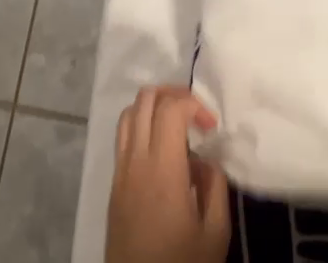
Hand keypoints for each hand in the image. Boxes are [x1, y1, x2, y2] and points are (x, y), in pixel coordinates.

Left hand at [106, 86, 231, 262]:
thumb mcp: (215, 233)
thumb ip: (215, 186)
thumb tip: (206, 159)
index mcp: (162, 169)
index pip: (170, 109)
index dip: (194, 104)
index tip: (212, 126)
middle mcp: (135, 161)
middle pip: (144, 100)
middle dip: (173, 94)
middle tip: (196, 113)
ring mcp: (119, 172)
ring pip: (128, 114)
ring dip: (153, 107)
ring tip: (178, 125)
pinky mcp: (113, 185)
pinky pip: (122, 138)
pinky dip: (141, 127)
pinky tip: (163, 151)